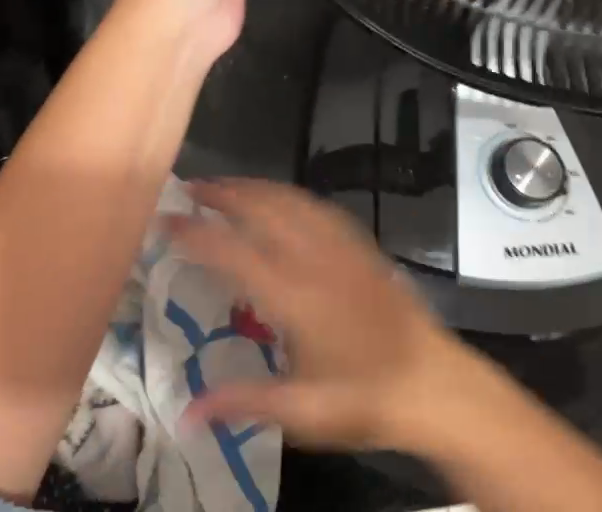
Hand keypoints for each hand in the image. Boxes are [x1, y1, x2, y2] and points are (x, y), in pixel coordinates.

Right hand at [163, 179, 484, 451]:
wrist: (435, 386)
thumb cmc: (365, 400)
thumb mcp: (301, 411)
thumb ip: (242, 402)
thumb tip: (185, 414)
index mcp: (294, 296)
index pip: (233, 252)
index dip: (195, 232)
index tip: (166, 221)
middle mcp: (316, 260)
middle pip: (263, 209)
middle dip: (223, 193)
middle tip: (190, 189)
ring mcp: (343, 249)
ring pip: (292, 201)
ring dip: (255, 188)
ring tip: (227, 186)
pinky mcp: (363, 248)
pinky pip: (320, 208)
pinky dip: (291, 196)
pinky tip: (282, 200)